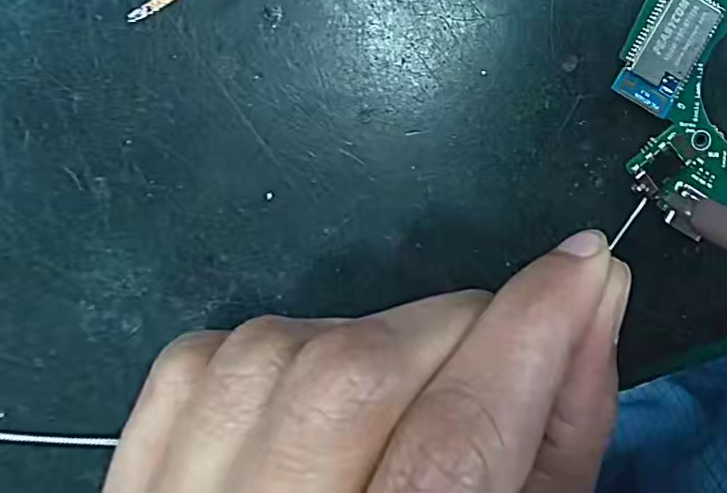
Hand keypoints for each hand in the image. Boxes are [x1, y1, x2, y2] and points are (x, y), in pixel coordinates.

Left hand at [101, 230, 631, 492]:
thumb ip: (563, 429)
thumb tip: (595, 293)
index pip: (459, 443)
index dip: (534, 329)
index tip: (589, 256)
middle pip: (364, 377)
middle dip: (457, 328)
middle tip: (492, 349)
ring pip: (290, 350)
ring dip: (374, 340)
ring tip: (398, 399)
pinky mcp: (131, 475)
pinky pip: (212, 357)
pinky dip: (285, 351)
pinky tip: (307, 402)